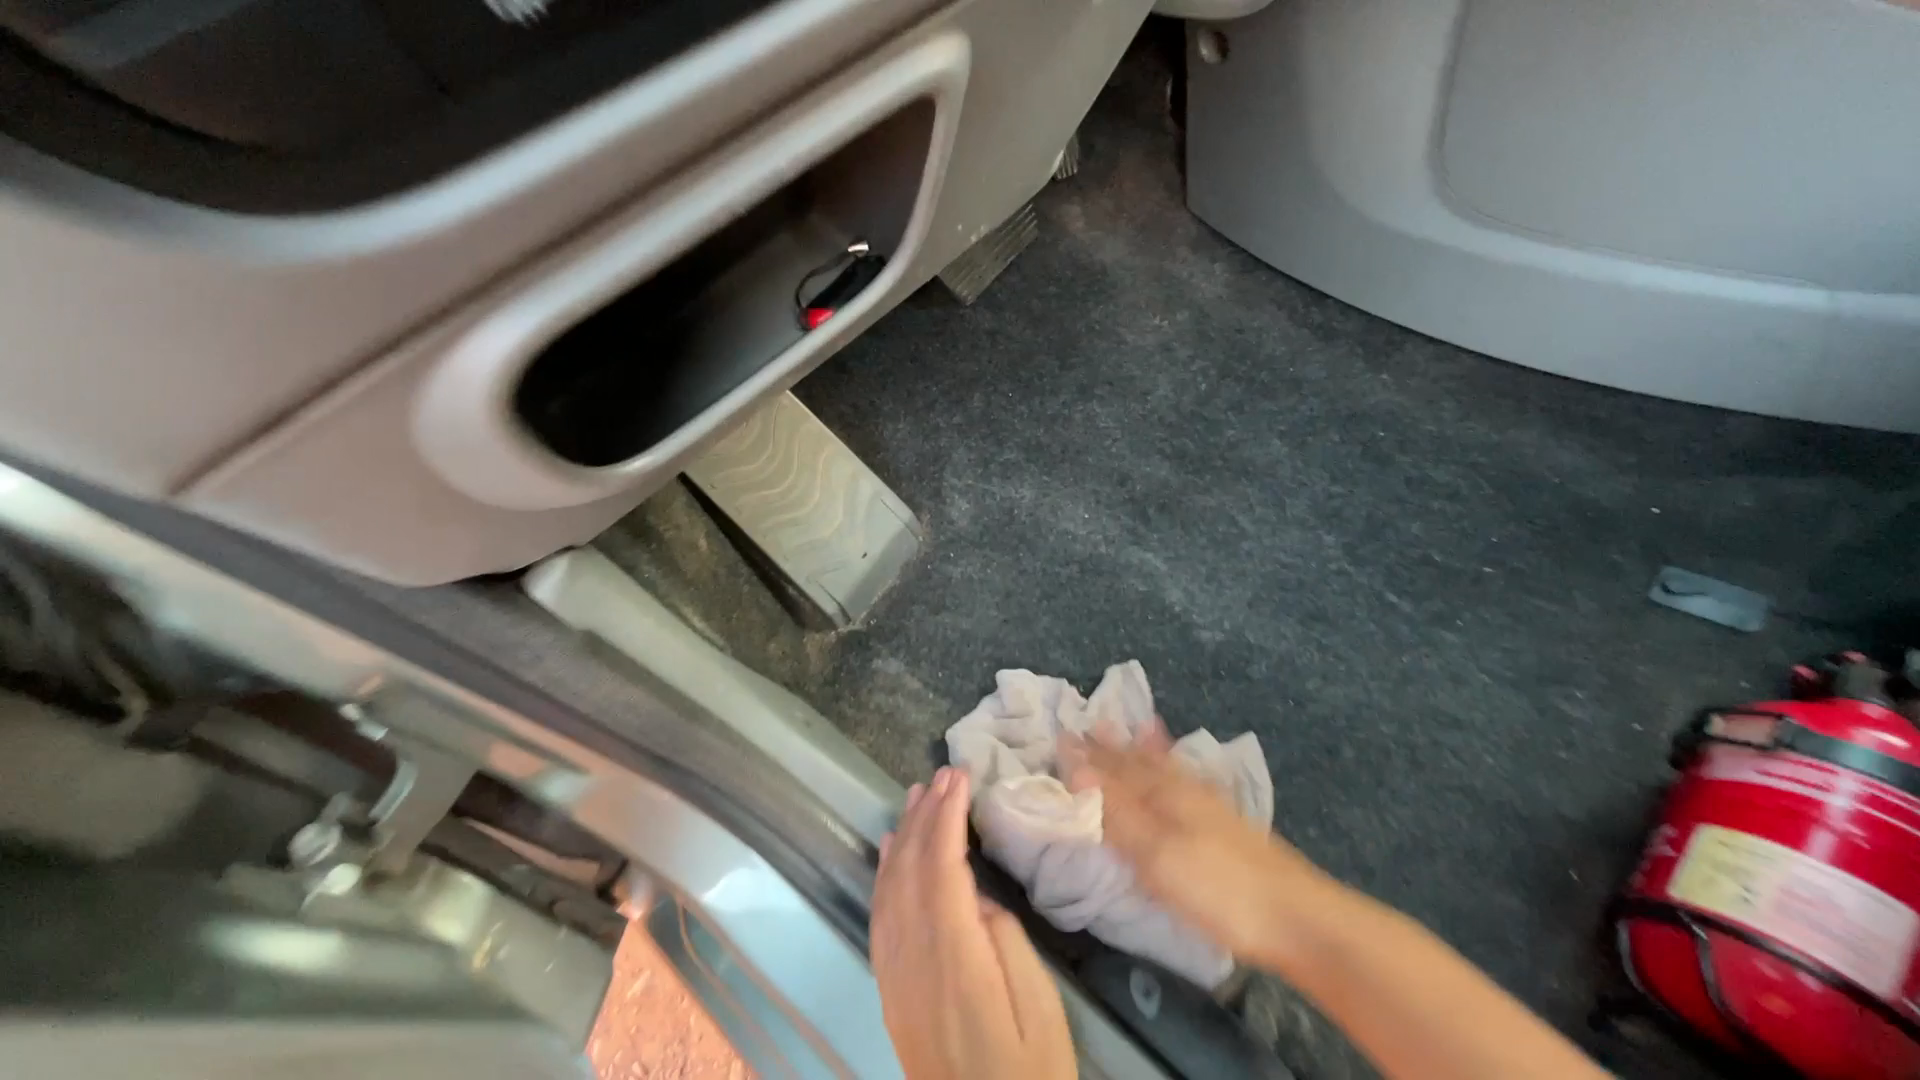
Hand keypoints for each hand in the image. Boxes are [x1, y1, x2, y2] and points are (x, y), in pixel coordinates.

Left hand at [871, 766, 1075, 1079]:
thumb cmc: (1027, 1073)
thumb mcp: (1040, 1010)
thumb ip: (1007, 943)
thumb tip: (978, 899)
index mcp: (954, 956)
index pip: (942, 867)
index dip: (947, 817)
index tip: (960, 778)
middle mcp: (913, 955)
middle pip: (910, 867)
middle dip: (925, 814)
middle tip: (944, 773)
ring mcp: (895, 971)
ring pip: (889, 885)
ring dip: (902, 835)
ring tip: (917, 794)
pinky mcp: (891, 985)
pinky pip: (879, 914)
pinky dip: (883, 873)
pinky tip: (888, 851)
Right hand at [1063, 730, 1329, 967]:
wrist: (1298, 919)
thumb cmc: (1218, 888)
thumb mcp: (1157, 853)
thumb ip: (1117, 812)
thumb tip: (1077, 768)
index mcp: (1162, 794)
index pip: (1114, 769)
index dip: (1086, 756)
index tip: (1058, 738)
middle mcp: (1184, 791)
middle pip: (1140, 764)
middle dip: (1112, 746)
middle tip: (1090, 723)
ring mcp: (1211, 807)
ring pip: (1169, 768)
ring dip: (1148, 749)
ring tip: (1139, 725)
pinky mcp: (1229, 827)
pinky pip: (1195, 782)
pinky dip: (1184, 770)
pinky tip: (1189, 770)